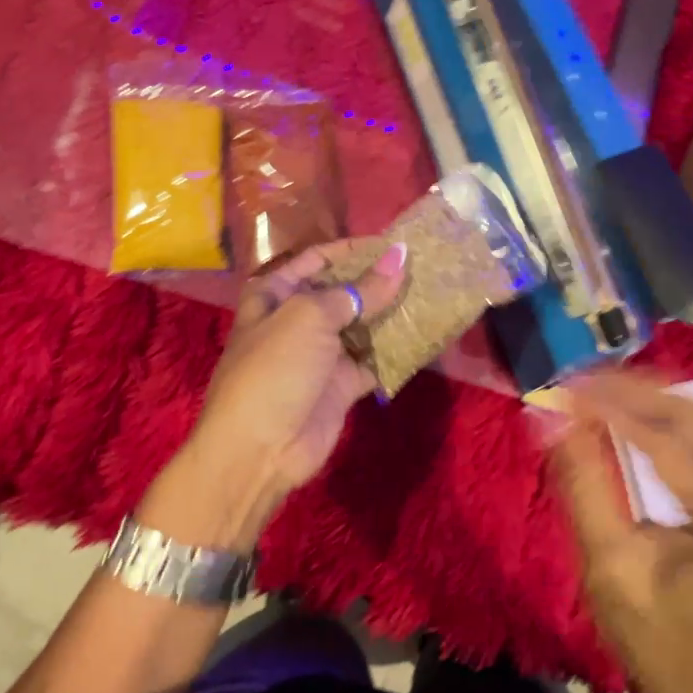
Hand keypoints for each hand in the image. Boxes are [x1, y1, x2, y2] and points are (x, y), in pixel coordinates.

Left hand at [139, 241, 407, 549]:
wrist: (259, 449)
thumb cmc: (274, 369)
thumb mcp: (311, 317)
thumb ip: (359, 289)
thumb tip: (400, 256)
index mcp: (275, 295)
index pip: (316, 260)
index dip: (351, 249)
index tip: (393, 243)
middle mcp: (297, 321)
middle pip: (343, 293)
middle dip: (378, 281)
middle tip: (423, 267)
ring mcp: (321, 355)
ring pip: (362, 327)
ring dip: (392, 313)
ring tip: (433, 293)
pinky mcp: (341, 386)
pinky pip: (374, 362)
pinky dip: (397, 351)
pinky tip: (427, 334)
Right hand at [549, 372, 692, 692]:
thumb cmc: (658, 638)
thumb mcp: (610, 564)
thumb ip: (584, 484)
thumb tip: (550, 417)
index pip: (667, 436)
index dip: (610, 405)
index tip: (562, 388)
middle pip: (690, 413)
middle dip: (628, 389)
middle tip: (574, 380)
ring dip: (642, 398)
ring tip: (590, 389)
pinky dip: (655, 419)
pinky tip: (621, 414)